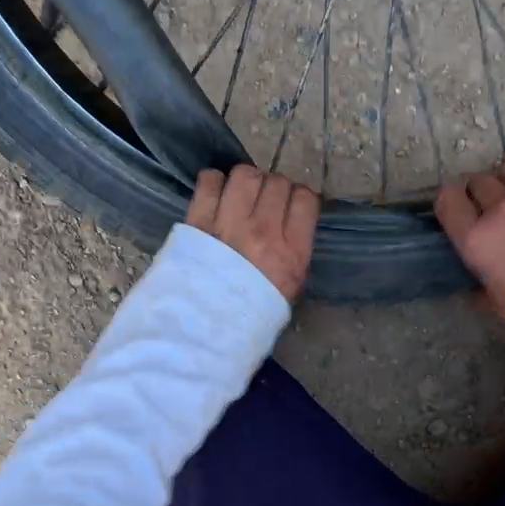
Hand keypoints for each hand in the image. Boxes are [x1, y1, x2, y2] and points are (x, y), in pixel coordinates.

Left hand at [186, 165, 320, 302]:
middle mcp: (263, 232)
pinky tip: (216, 196)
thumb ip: (296, 252)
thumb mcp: (289, 289)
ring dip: (246, 181)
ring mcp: (229, 224)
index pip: (305, 200)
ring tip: (240, 196)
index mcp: (291, 252)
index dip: (299, 197)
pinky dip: (214, 183)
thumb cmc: (252, 313)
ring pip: (246, 175)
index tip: (290, 206)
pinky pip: (210, 181)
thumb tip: (292, 219)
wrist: (206, 330)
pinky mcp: (198, 221)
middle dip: (273, 189)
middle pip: (277, 183)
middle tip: (263, 203)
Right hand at [434, 148, 504, 320]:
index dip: (453, 201)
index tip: (461, 208)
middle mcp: (502, 208)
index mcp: (478, 241)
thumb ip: (484, 292)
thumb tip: (476, 291)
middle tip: (498, 207)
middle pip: (480, 181)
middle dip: (484, 192)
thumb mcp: (501, 309)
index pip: (448, 202)